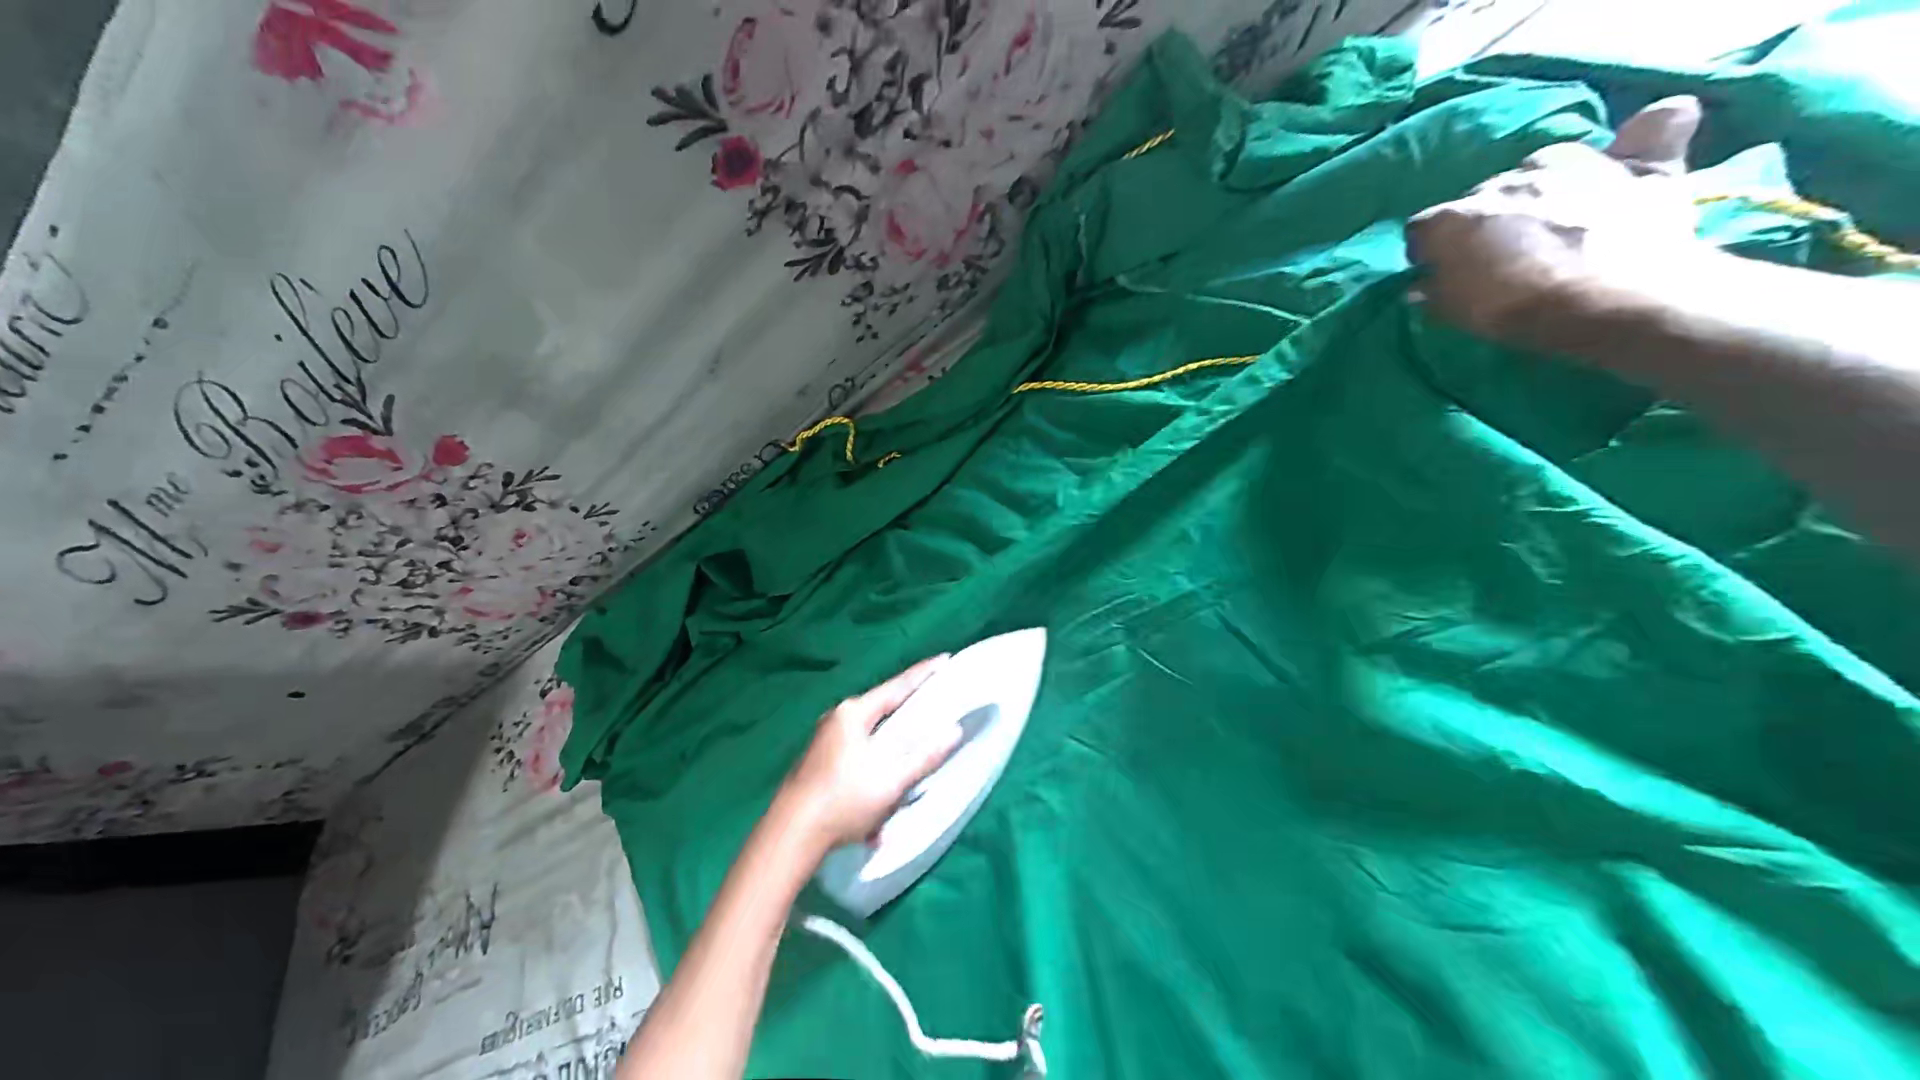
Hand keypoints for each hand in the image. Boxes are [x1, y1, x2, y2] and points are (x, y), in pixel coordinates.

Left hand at [772, 656, 963, 857]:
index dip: (924, 674)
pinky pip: (857, 759)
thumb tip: (954, 730)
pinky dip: (873, 775)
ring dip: (890, 757)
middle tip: (934, 706)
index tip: (945, 659)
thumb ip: (925, 756)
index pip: (897, 687)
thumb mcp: (891, 779)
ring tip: (909, 764)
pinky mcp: (819, 764)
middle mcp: (836, 720)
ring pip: (870, 739)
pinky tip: (878, 811)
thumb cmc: (844, 799)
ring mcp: (824, 742)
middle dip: (907, 714)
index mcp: (853, 713)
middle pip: (882, 710)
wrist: (791, 836)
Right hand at [1405, 96, 1708, 348]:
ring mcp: (1576, 162)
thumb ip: (1437, 290)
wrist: (1611, 300)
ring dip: (1549, 186)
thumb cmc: (1517, 311)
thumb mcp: (1456, 313)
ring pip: (1550, 164)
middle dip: (1492, 217)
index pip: (1425, 227)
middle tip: (1506, 252)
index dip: (1432, 250)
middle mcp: (1507, 178)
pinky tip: (1644, 142)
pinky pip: (1654, 126)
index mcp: (1454, 217)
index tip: (1442, 271)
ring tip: (1562, 217)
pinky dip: (1647, 134)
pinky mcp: (1642, 160)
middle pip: (1488, 193)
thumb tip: (1425, 283)